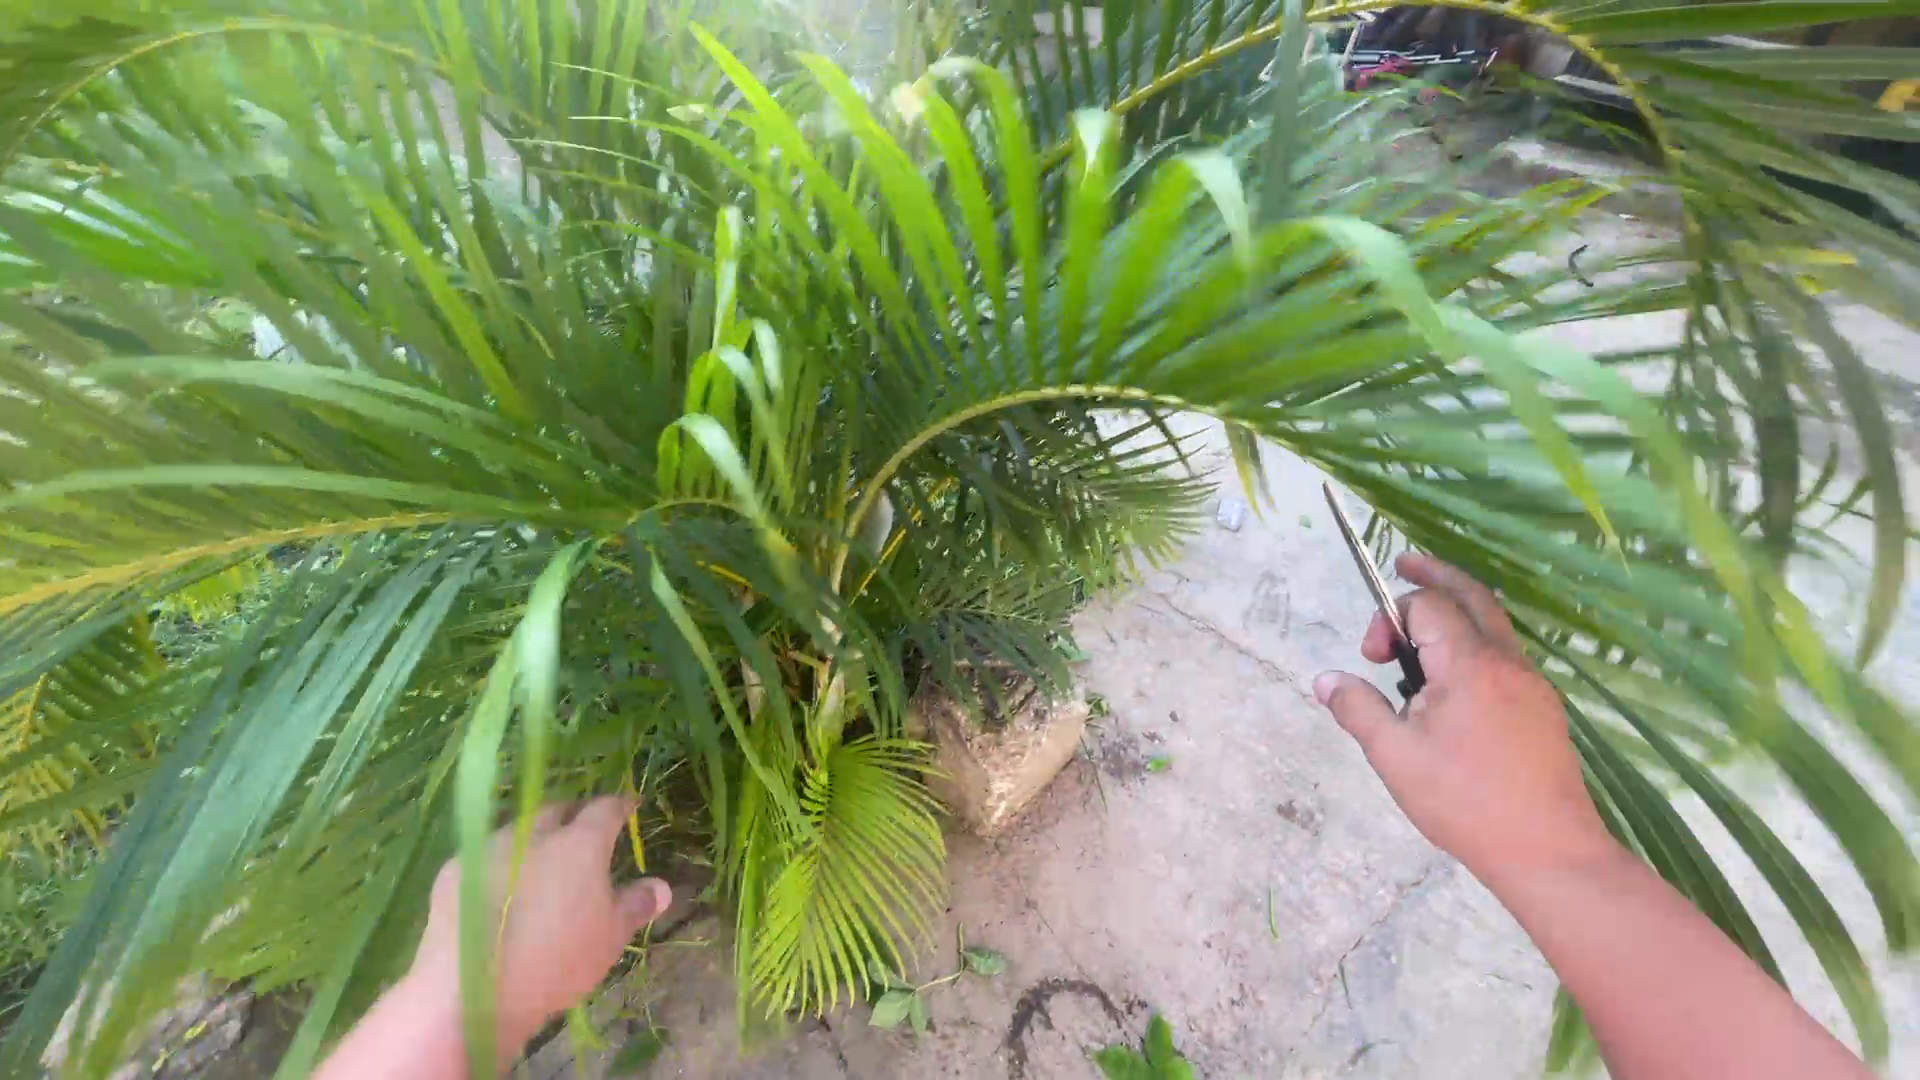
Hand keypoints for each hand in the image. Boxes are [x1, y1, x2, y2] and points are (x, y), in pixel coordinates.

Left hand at [410, 797, 672, 1056]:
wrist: (468, 997)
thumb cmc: (555, 963)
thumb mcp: (610, 938)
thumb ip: (637, 904)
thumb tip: (662, 887)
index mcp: (582, 842)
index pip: (607, 806)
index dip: (621, 805)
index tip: (630, 806)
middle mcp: (537, 833)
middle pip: (559, 807)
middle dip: (574, 812)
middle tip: (584, 827)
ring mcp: (491, 848)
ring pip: (520, 826)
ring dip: (534, 833)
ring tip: (539, 853)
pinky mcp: (453, 872)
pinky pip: (484, 852)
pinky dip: (498, 859)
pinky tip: (499, 883)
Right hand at [1313, 553, 1615, 881]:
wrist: (1550, 854)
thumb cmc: (1464, 800)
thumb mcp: (1392, 754)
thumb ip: (1356, 707)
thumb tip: (1326, 680)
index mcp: (1469, 665)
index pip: (1427, 606)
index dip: (1389, 618)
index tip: (1370, 658)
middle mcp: (1506, 664)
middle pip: (1472, 597)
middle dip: (1433, 575)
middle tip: (1402, 564)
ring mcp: (1530, 686)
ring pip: (1490, 626)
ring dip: (1450, 616)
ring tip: (1412, 641)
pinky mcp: (1540, 710)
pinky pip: (1500, 657)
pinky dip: (1467, 646)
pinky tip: (1444, 686)